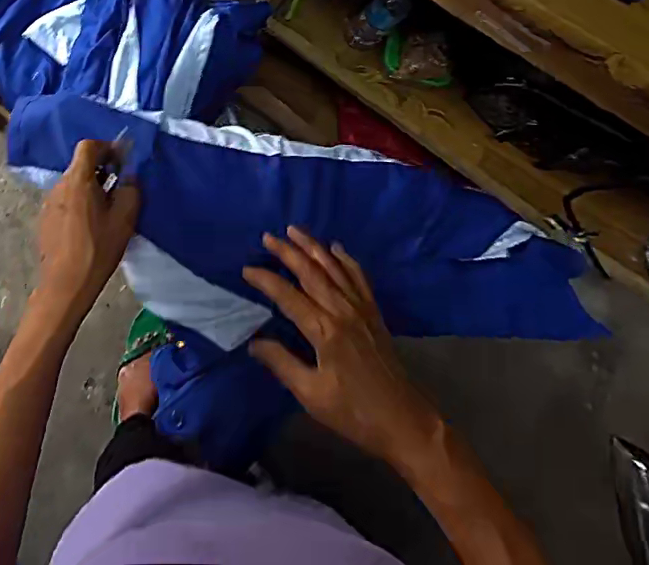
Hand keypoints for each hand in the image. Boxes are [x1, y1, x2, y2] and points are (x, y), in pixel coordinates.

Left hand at [38, 139, 139, 303]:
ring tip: (108, 207)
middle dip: (102, 169)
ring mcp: (48, 204)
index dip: (107, 147)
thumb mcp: (126, 215)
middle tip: (120, 185)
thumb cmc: (99, 246)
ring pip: (73, 183)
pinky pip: (66, 200)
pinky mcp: (45, 220)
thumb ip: (130, 187)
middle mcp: (58, 187)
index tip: (123, 162)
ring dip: (92, 186)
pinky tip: (91, 223)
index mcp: (78, 180)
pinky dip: (81, 201)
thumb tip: (128, 175)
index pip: (88, 146)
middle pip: (81, 165)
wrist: (66, 284)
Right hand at [244, 227, 444, 468]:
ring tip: (296, 231)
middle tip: (269, 236)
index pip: (289, 297)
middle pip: (312, 273)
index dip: (267, 281)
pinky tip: (337, 249)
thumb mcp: (311, 394)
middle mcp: (343, 310)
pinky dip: (346, 259)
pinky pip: (358, 276)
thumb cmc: (353, 412)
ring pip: (335, 268)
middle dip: (289, 252)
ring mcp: (361, 307)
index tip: (247, 268)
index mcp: (325, 330)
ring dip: (314, 247)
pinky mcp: (374, 311)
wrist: (401, 417)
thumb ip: (282, 364)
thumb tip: (254, 342)